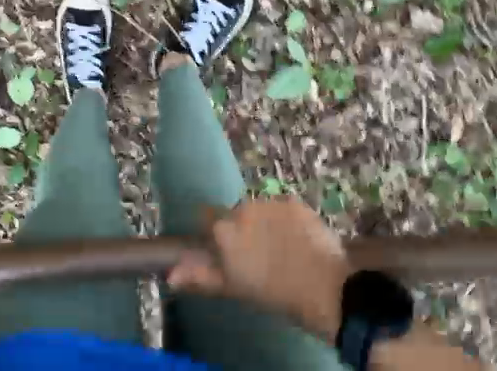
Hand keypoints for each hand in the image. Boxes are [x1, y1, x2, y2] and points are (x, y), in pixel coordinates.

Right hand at [166, 199, 352, 339]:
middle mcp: (242, 208)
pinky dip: (287, 221)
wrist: (326, 289)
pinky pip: (284, 209)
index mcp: (225, 230)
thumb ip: (201, 276)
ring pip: (261, 210)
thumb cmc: (275, 294)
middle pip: (236, 214)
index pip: (208, 218)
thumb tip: (170, 275)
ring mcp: (270, 203)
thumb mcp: (234, 288)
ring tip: (282, 250)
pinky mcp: (295, 202)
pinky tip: (298, 241)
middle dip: (244, 230)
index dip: (217, 233)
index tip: (228, 251)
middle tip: (258, 257)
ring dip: (265, 224)